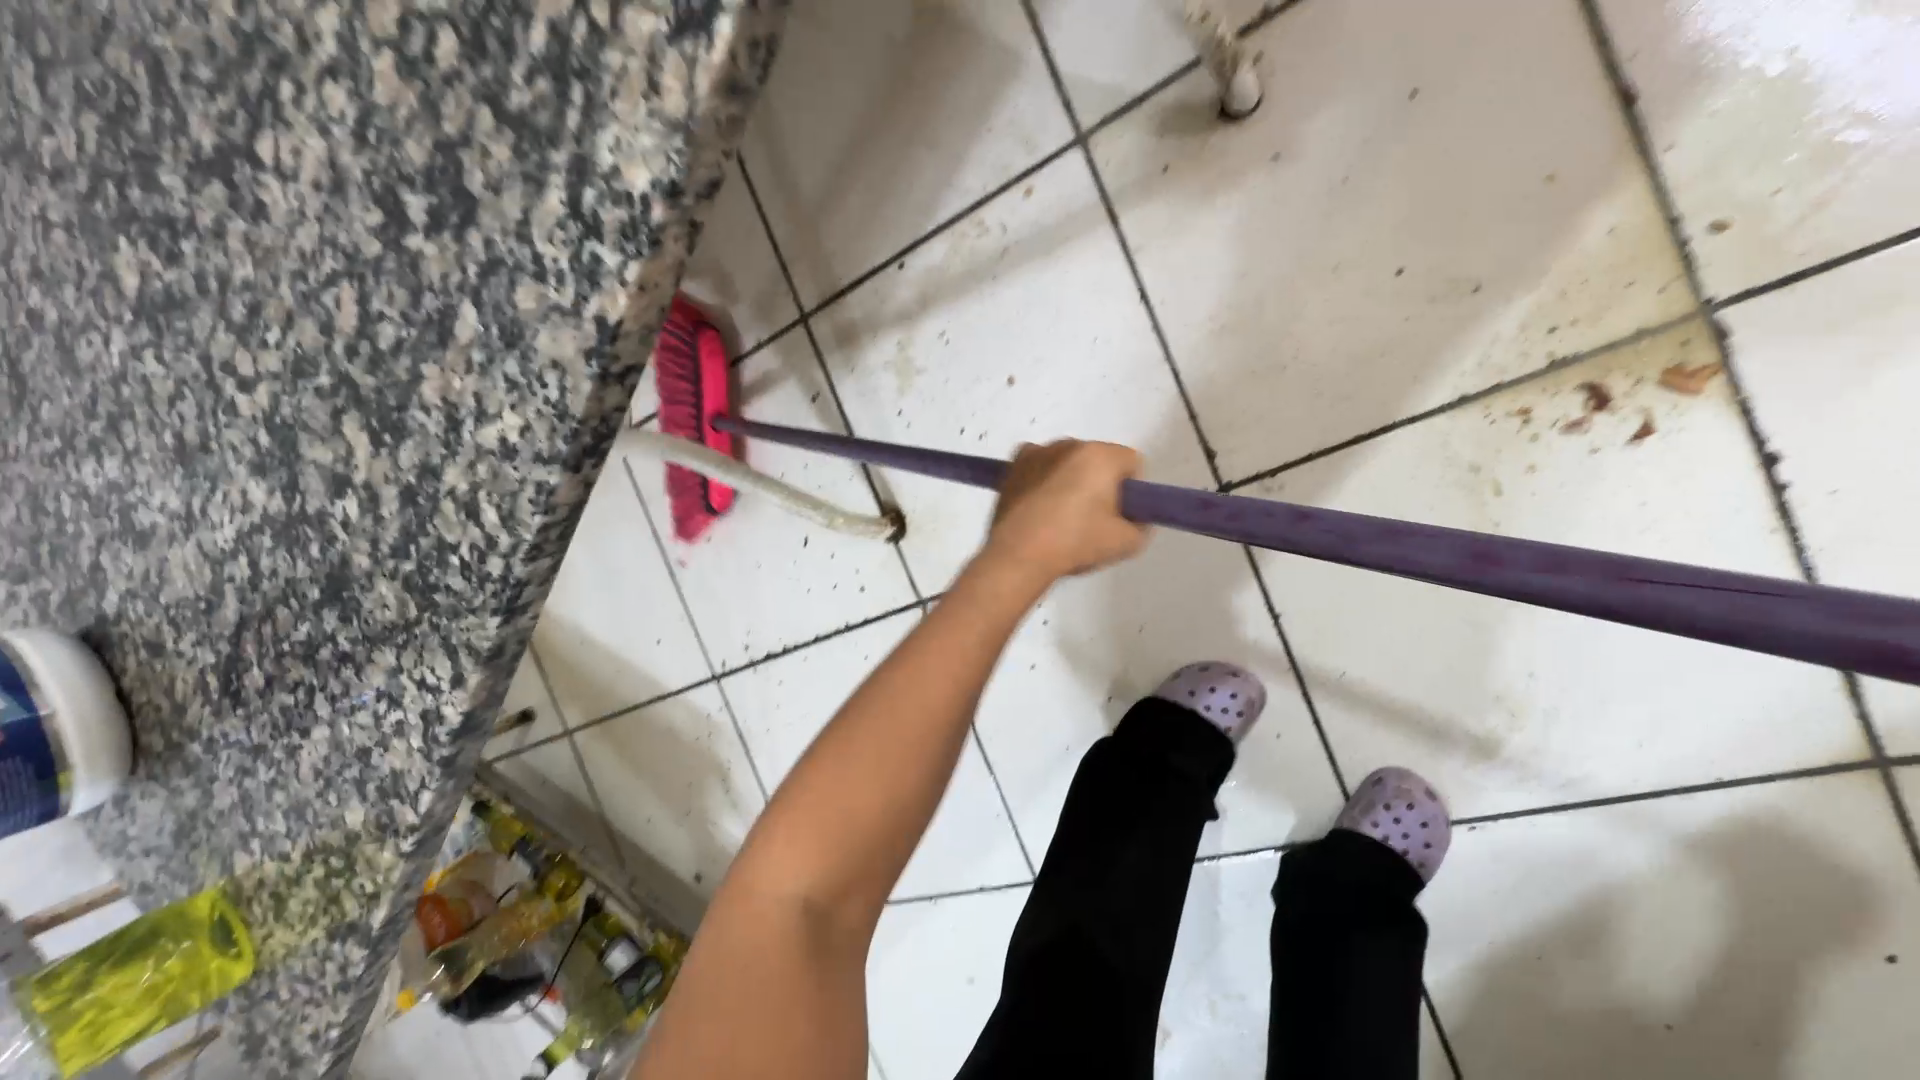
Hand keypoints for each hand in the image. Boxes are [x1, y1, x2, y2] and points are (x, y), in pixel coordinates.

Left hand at [981, 440, 1149, 584]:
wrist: (1018, 555)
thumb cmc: (1075, 543)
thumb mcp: (1125, 543)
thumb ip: (1142, 526)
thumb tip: (1135, 519)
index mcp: (1100, 456)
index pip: (1131, 462)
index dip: (1131, 490)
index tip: (1119, 515)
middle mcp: (1069, 444)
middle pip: (1098, 460)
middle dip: (1100, 482)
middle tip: (1091, 519)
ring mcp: (1037, 451)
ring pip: (1068, 462)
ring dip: (1070, 479)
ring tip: (1060, 516)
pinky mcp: (1013, 465)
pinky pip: (1040, 465)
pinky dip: (1043, 478)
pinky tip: (1038, 505)